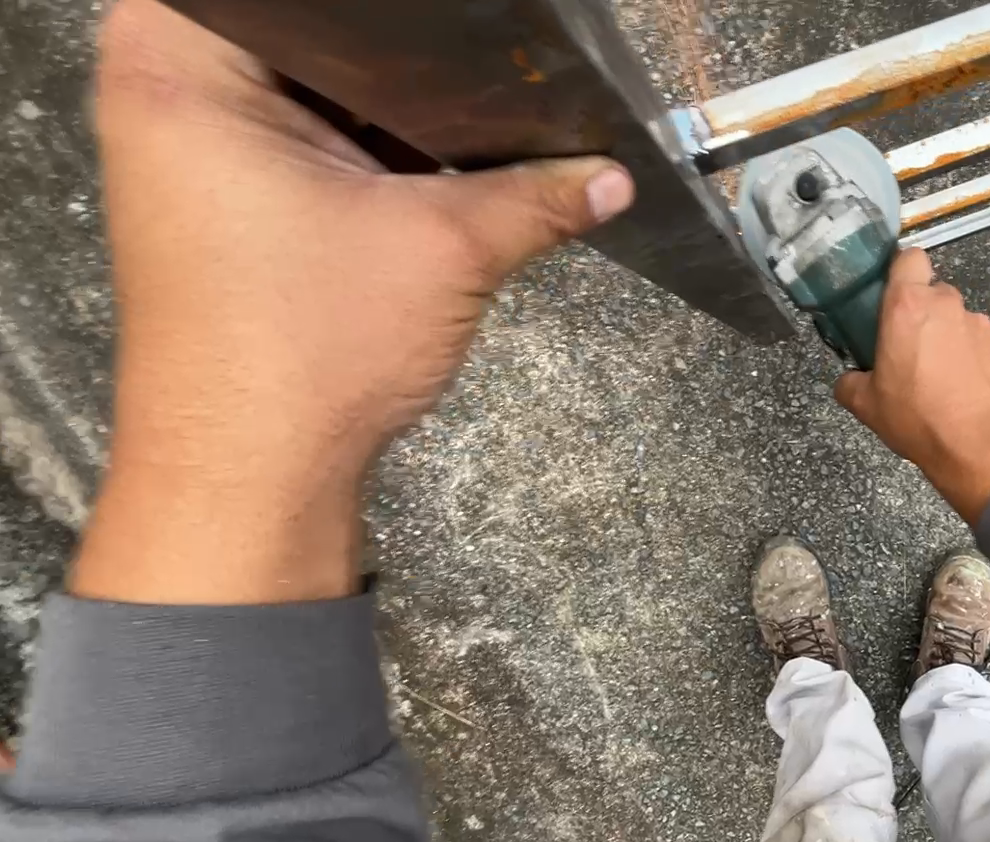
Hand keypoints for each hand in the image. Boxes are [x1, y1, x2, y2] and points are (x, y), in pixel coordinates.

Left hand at [68, 0, 633, 603]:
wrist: (264, 459)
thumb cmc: (315, 340)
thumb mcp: (447, 249)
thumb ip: (537, 201)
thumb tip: (616, 177)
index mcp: (186, 56)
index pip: (324, 3)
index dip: (425, 25)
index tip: (502, 36)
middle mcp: (183, 86)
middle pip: (337, 48)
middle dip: (433, 76)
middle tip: (520, 76)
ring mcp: (213, 148)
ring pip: (342, 104)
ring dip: (422, 127)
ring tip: (507, 124)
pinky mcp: (252, 202)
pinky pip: (338, 153)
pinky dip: (399, 166)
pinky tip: (465, 175)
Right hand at [834, 250, 989, 523]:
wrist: (979, 444)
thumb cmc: (919, 418)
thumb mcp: (867, 406)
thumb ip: (850, 383)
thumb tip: (849, 381)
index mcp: (907, 306)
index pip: (909, 258)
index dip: (904, 272)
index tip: (896, 297)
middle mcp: (947, 305)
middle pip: (935, 294)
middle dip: (925, 316)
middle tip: (914, 353)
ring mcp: (981, 324)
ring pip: (960, 321)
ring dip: (951, 340)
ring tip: (945, 380)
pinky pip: (983, 344)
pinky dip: (976, 359)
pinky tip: (969, 390)